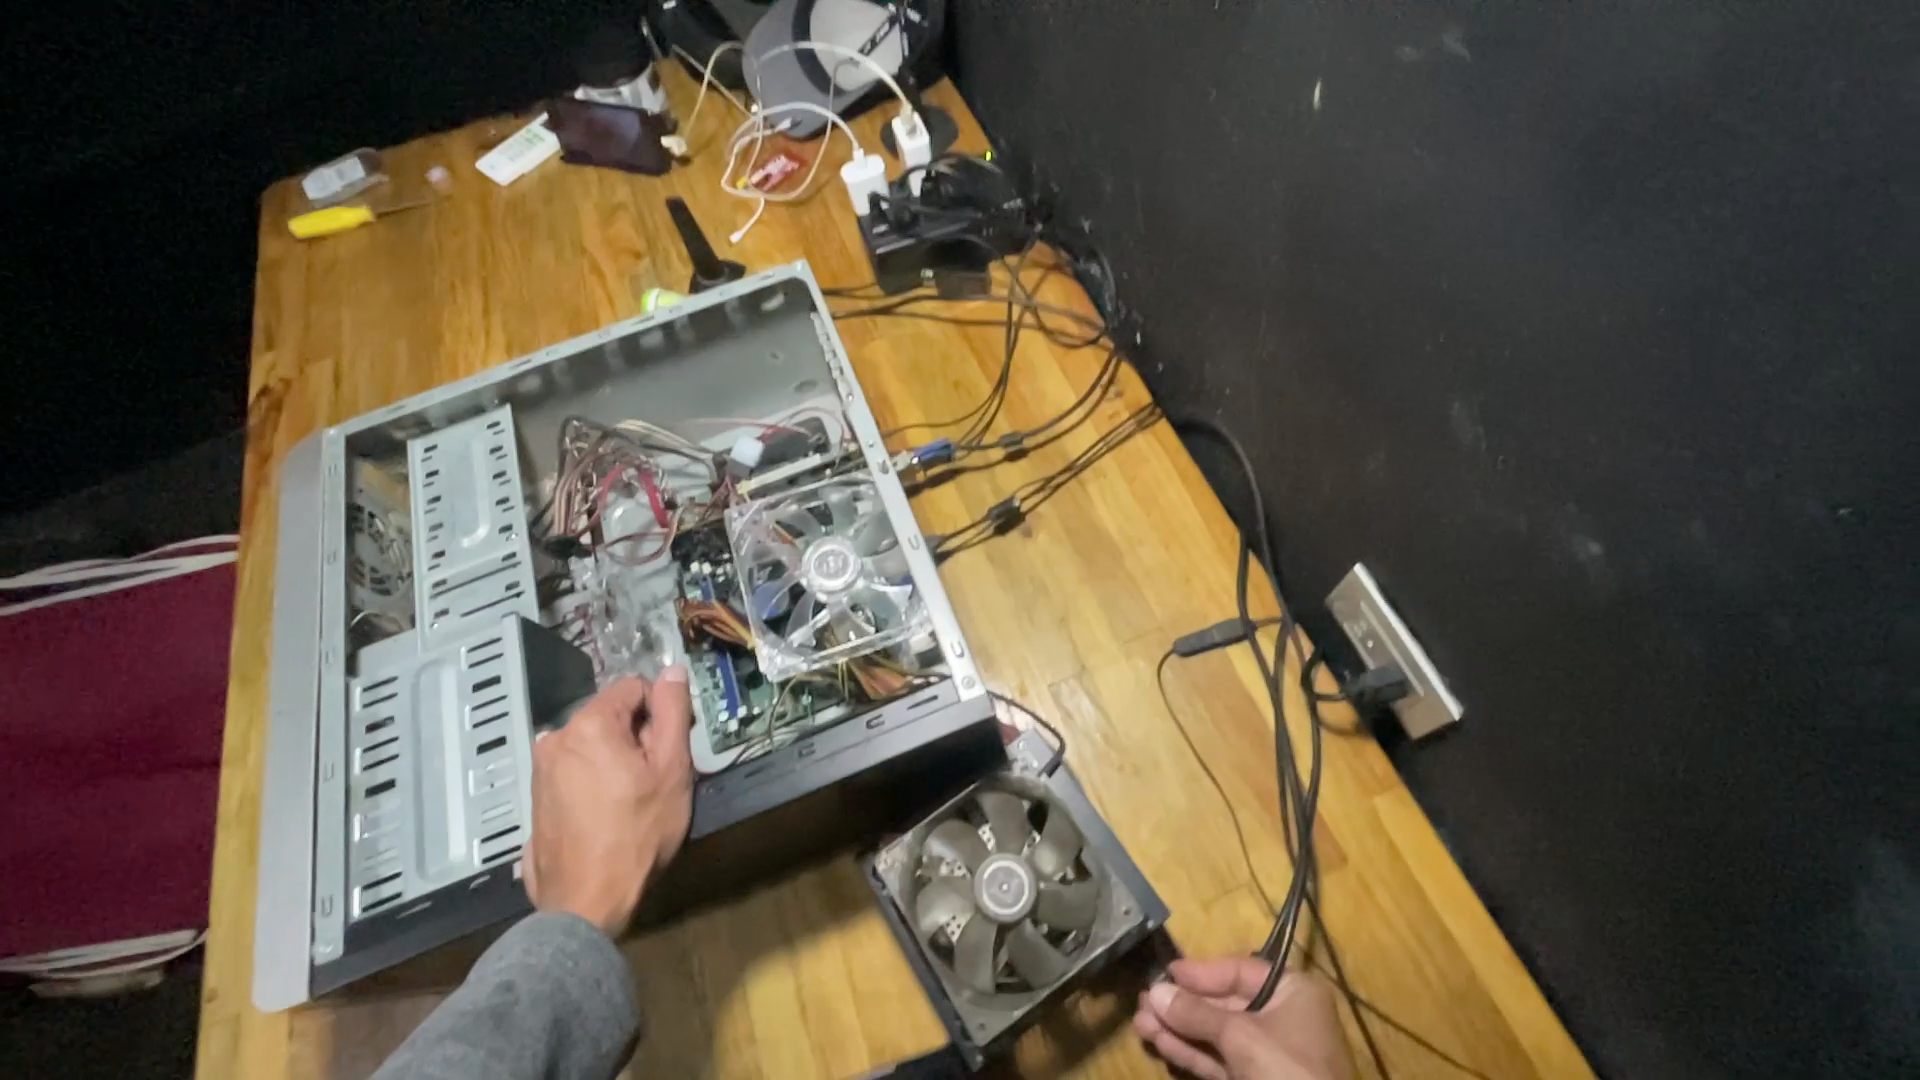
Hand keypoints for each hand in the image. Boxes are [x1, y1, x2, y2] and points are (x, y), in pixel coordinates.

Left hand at [522, 669, 694, 935]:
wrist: (586, 903)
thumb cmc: (638, 833)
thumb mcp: (672, 768)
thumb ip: (673, 712)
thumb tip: (672, 671)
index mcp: (588, 725)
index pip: (634, 688)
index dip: (661, 712)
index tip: (670, 748)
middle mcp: (555, 739)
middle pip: (612, 716)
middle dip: (638, 737)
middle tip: (656, 778)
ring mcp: (540, 771)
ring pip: (594, 744)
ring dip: (617, 759)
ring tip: (633, 800)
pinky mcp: (536, 799)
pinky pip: (576, 771)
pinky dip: (596, 780)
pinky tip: (609, 814)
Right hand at [1133, 957, 1351, 1079]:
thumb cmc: (1287, 1074)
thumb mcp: (1240, 1037)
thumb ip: (1196, 1013)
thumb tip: (1155, 992)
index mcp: (1293, 993)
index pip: (1239, 971)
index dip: (1200, 973)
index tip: (1165, 972)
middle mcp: (1283, 1018)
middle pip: (1223, 1004)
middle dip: (1182, 1005)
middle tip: (1143, 1001)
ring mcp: (1270, 1055)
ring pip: (1217, 1034)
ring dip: (1179, 1029)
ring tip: (1141, 1022)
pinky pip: (1219, 1059)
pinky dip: (1191, 1052)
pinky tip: (1159, 1043)